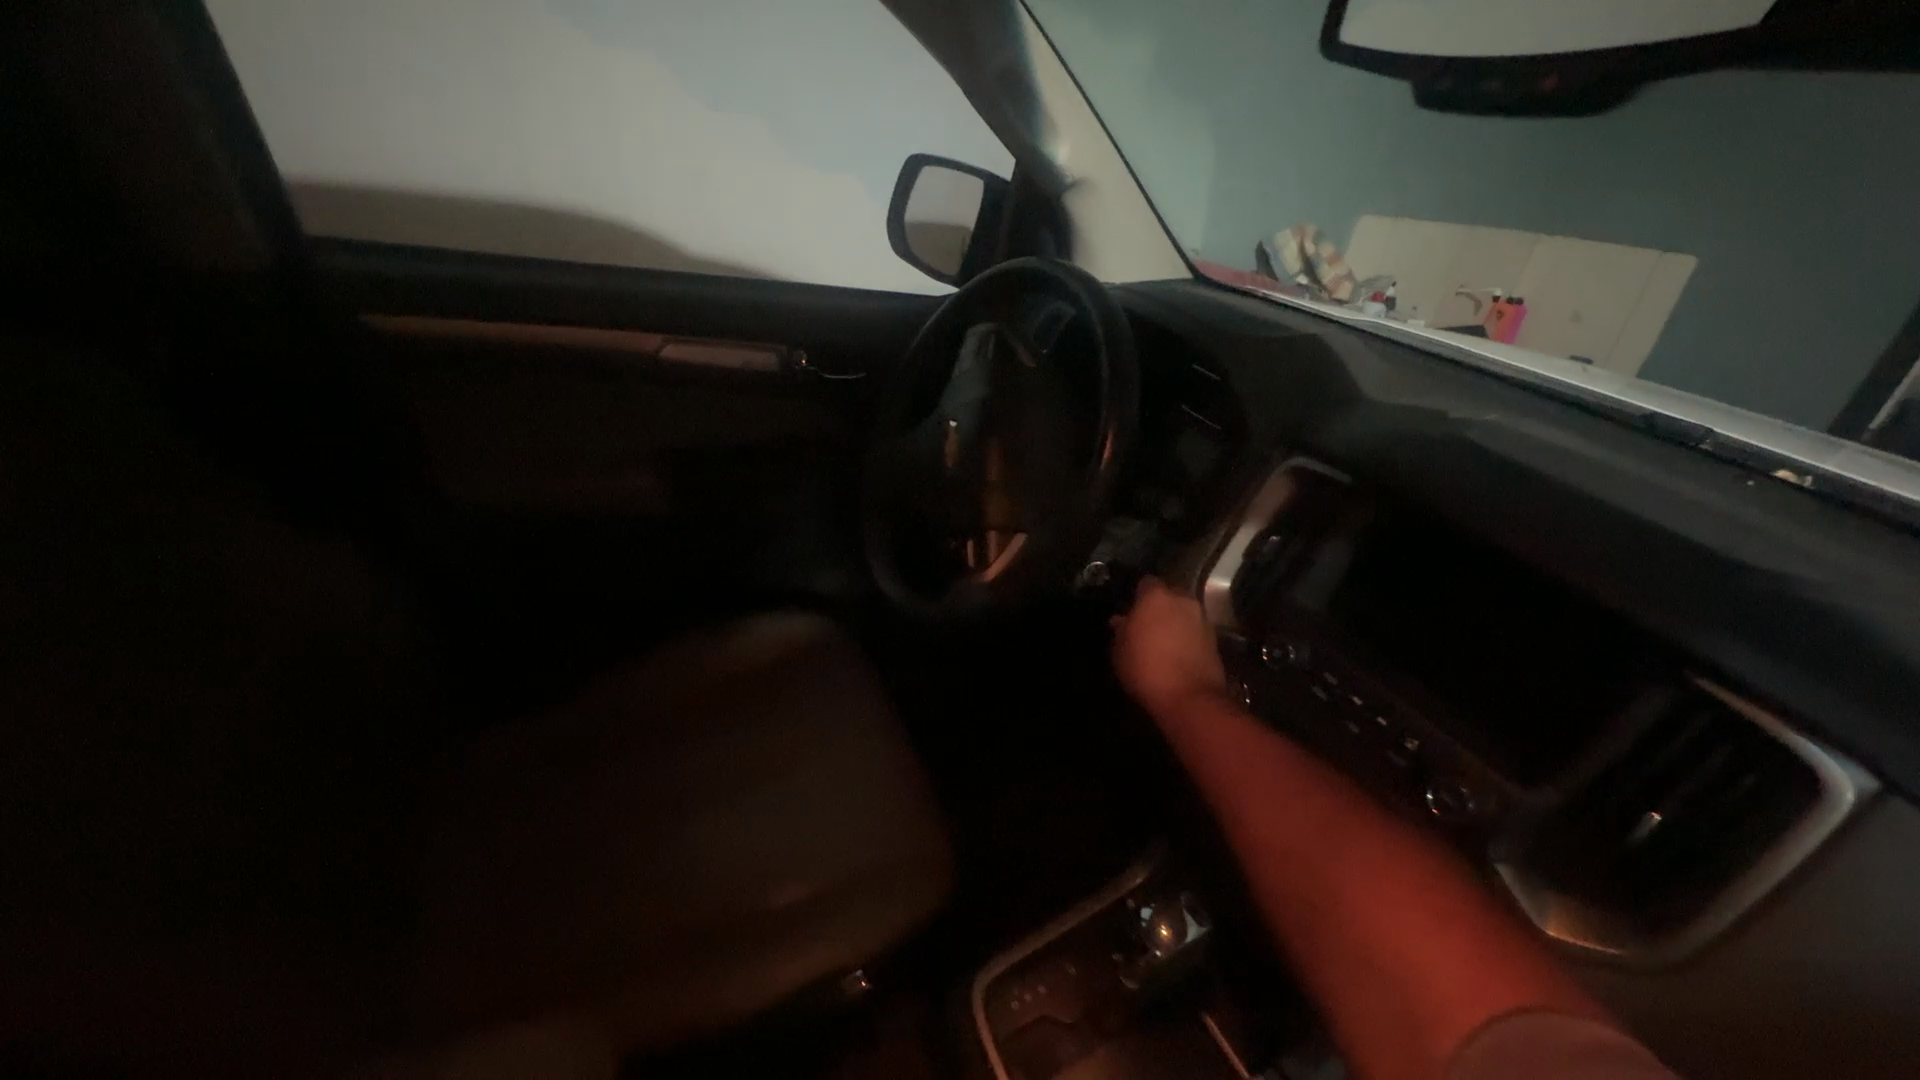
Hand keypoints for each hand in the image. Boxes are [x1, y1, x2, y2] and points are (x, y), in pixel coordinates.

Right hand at [1112, 577, 1227, 717]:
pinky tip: (1176, 655)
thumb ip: (1121, 630)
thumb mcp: (1119, 651)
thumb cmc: (1146, 668)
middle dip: (1159, 607)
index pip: (1146, 583)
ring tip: (1161, 643)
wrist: (1190, 698)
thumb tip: (1121, 620)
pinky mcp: (1215, 640)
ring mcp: (1202, 620)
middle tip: (1145, 625)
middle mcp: (1183, 600)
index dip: (1138, 595)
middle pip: (1169, 596)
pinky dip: (1186, 638)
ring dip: (1174, 623)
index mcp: (1156, 596)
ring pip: (1184, 614)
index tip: (1130, 610)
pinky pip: (1195, 632)